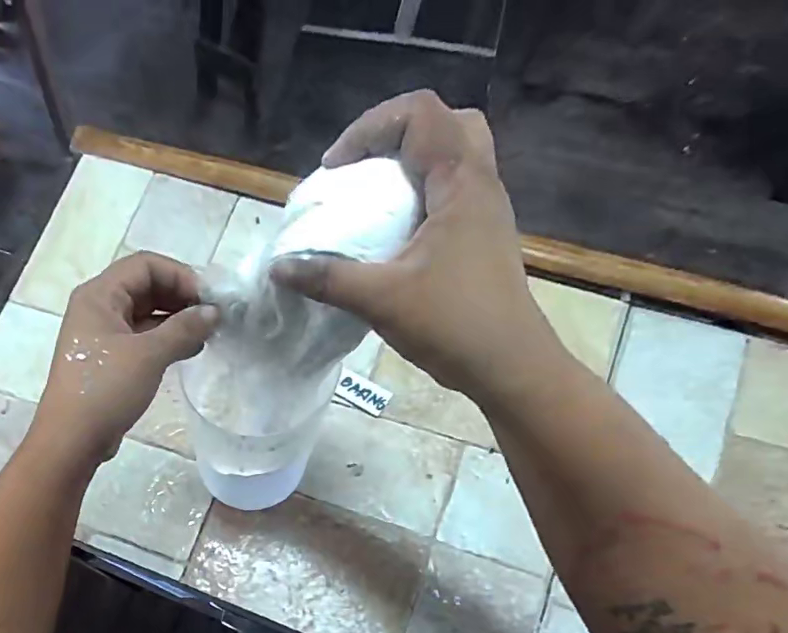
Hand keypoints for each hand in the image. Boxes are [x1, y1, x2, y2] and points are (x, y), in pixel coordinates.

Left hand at [26, 253, 217, 467]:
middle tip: (212, 316)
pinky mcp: (107, 361)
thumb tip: (213, 313)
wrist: (72, 440)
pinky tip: (188, 351)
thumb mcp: (148, 355)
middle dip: (180, 297)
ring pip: (144, 315)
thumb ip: (184, 329)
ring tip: (206, 335)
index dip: (180, 275)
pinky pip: (140, 339)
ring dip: (175, 321)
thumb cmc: (106, 389)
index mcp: (98, 296)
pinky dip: (164, 340)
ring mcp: (100, 336)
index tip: (209, 299)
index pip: (145, 265)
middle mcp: (96, 309)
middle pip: (145, 287)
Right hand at [272, 91, 558, 401]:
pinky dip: (417, 197)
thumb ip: (328, 279)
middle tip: (359, 172)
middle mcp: (479, 185)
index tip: (335, 171)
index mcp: (461, 182)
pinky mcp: (480, 238)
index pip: (420, 113)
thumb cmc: (452, 322)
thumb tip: (280, 267)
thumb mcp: (381, 299)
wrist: (507, 363)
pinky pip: (449, 194)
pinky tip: (390, 236)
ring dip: (408, 167)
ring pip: (452, 158)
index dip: (370, 128)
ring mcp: (484, 212)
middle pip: (445, 125)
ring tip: (370, 202)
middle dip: (394, 136)